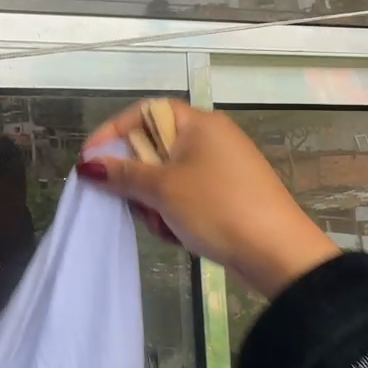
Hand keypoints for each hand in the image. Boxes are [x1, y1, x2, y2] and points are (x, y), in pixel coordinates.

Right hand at [80, 100, 340, 297]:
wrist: (280, 255)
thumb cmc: (218, 208)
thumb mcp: (163, 189)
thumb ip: (121, 173)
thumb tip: (88, 165)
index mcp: (198, 123)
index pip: (143, 112)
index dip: (112, 133)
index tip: (90, 160)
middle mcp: (210, 138)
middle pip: (152, 146)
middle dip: (135, 178)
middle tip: (130, 201)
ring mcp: (220, 168)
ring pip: (165, 176)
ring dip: (154, 202)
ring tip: (162, 225)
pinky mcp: (227, 195)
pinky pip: (184, 195)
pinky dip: (174, 212)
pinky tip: (178, 234)